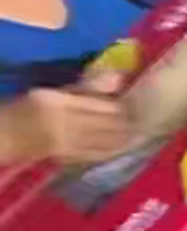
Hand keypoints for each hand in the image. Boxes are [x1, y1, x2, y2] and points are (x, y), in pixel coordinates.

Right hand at [0, 87, 133, 163]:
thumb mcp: (51, 94)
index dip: (122, 109)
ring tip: (123, 133)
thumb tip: (119, 75)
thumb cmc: (25, 110)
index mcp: (54, 100)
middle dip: (127, 123)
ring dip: (125, 137)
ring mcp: (67, 139)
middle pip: (116, 124)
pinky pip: (106, 153)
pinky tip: (114, 145)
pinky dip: (116, 149)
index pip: (110, 107)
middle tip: (129, 122)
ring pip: (116, 140)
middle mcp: (62, 120)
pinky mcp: (70, 155)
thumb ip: (87, 87)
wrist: (1, 134)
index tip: (124, 109)